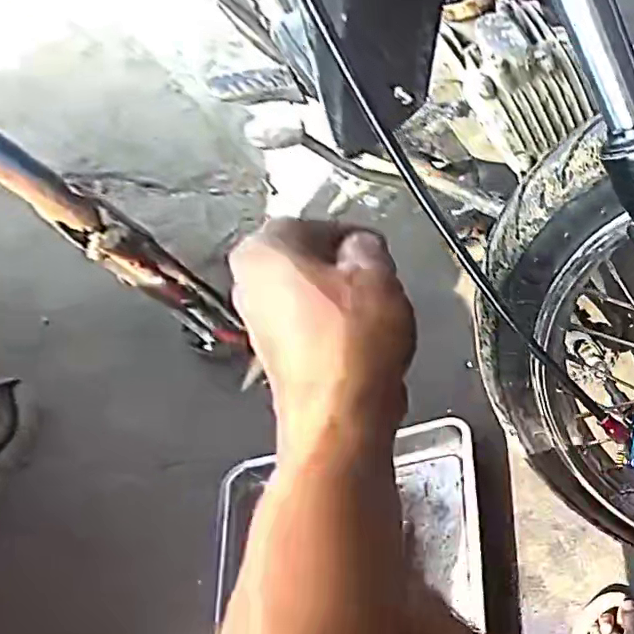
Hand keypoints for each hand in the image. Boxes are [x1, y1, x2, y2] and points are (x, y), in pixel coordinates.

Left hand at [229, 219, 414, 441]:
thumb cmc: (355, 345)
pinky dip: (338, 330)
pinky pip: (312, 326)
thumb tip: (363, 245)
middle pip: (307, 261)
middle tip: (384, 286)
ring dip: (344, 302)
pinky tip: (365, 344)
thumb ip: (370, 250)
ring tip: (379, 320)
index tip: (380, 250)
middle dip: (346, 271)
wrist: (341, 409)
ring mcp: (258, 318)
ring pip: (310, 294)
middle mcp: (249, 280)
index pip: (312, 223)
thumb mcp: (379, 280)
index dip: (353, 236)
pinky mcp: (278, 351)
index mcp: (265, 250)